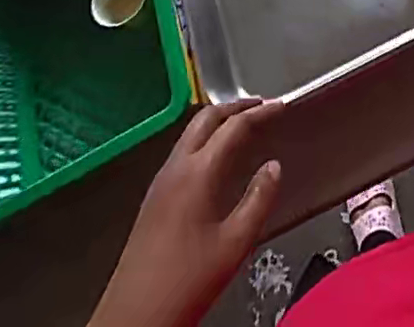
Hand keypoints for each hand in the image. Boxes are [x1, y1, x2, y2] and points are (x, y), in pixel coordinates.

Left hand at [88, 99, 285, 326]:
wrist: (133, 318)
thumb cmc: (187, 282)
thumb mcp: (235, 244)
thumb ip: (258, 199)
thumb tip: (273, 167)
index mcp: (197, 173)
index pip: (233, 127)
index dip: (260, 113)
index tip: (281, 106)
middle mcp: (176, 168)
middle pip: (206, 118)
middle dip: (236, 107)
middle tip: (262, 107)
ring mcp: (161, 181)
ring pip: (192, 132)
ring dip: (219, 121)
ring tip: (244, 126)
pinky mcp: (154, 196)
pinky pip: (184, 150)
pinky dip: (206, 139)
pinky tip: (218, 158)